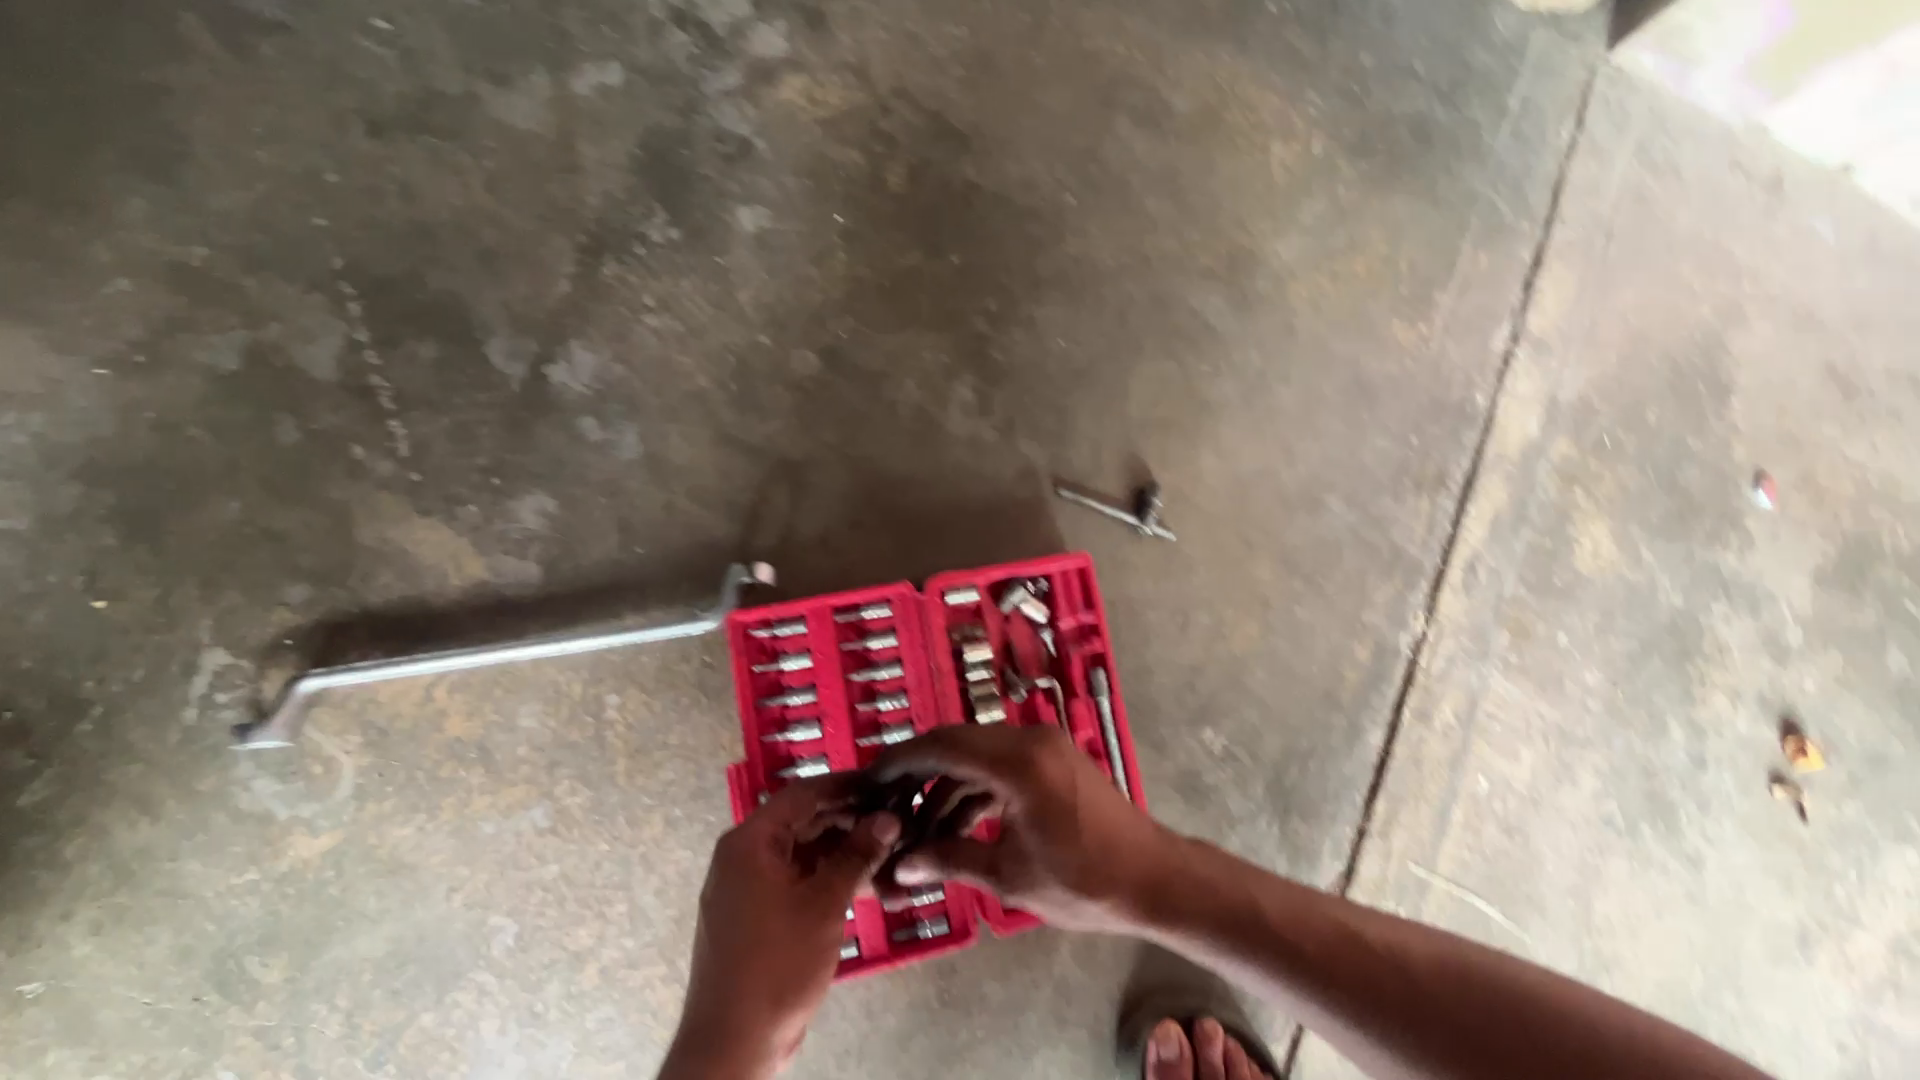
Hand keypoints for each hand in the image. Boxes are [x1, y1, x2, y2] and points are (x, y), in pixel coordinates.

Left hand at [662, 774, 898, 1079]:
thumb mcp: (825, 904)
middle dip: (851, 823)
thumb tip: (889, 817)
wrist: (731, 1044)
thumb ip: (857, 854)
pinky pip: (797, 882)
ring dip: (845, 855)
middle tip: (898, 822)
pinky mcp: (756, 915)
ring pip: (804, 854)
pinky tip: (870, 887)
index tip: (886, 785)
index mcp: (750, 841)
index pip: (803, 794)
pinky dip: (829, 881)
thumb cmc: (777, 964)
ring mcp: (747, 887)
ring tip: (893, 857)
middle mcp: (743, 855)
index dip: (847, 787)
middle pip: (804, 823)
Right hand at [866, 724, 1175, 932]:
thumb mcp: (1008, 876)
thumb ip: (950, 861)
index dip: (901, 761)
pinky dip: (975, 789)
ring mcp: (1044, 746)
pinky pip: (1000, 765)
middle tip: (886, 802)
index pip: (943, 746)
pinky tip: (953, 825)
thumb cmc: (1084, 882)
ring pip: (977, 755)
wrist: (1154, 880)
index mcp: (1018, 762)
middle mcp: (1029, 740)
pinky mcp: (1053, 760)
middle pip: (956, 743)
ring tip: (916, 828)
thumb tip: (899, 866)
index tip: (870, 779)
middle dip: (919, 772)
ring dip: (946, 786)